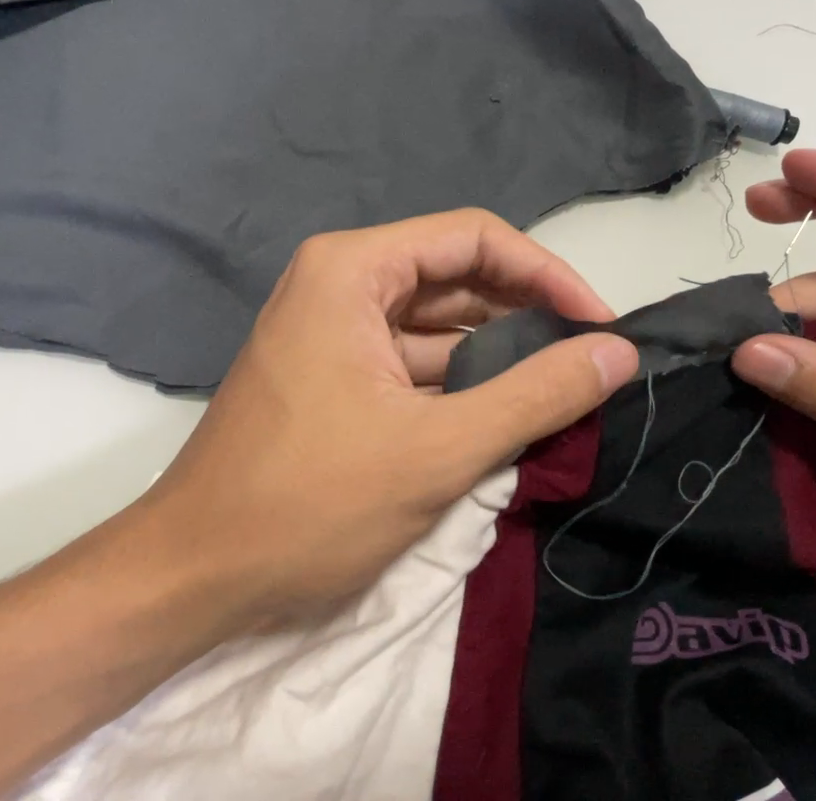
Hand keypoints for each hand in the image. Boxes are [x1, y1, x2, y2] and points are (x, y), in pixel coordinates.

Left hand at [124, 209, 637, 631]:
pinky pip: (413, 363)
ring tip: (563, 393)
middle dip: (527, 315)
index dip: (547, 275)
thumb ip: (537, 395)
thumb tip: (620, 352)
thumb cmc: (309, 502)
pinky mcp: (333, 377)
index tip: (600, 326)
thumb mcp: (438, 449)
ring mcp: (333, 331)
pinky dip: (462, 385)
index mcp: (353, 270)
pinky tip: (507, 417)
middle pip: (457, 276)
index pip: (475, 239)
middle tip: (592, 362)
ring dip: (499, 356)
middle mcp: (340, 283)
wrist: (195, 575)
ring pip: (438, 324)